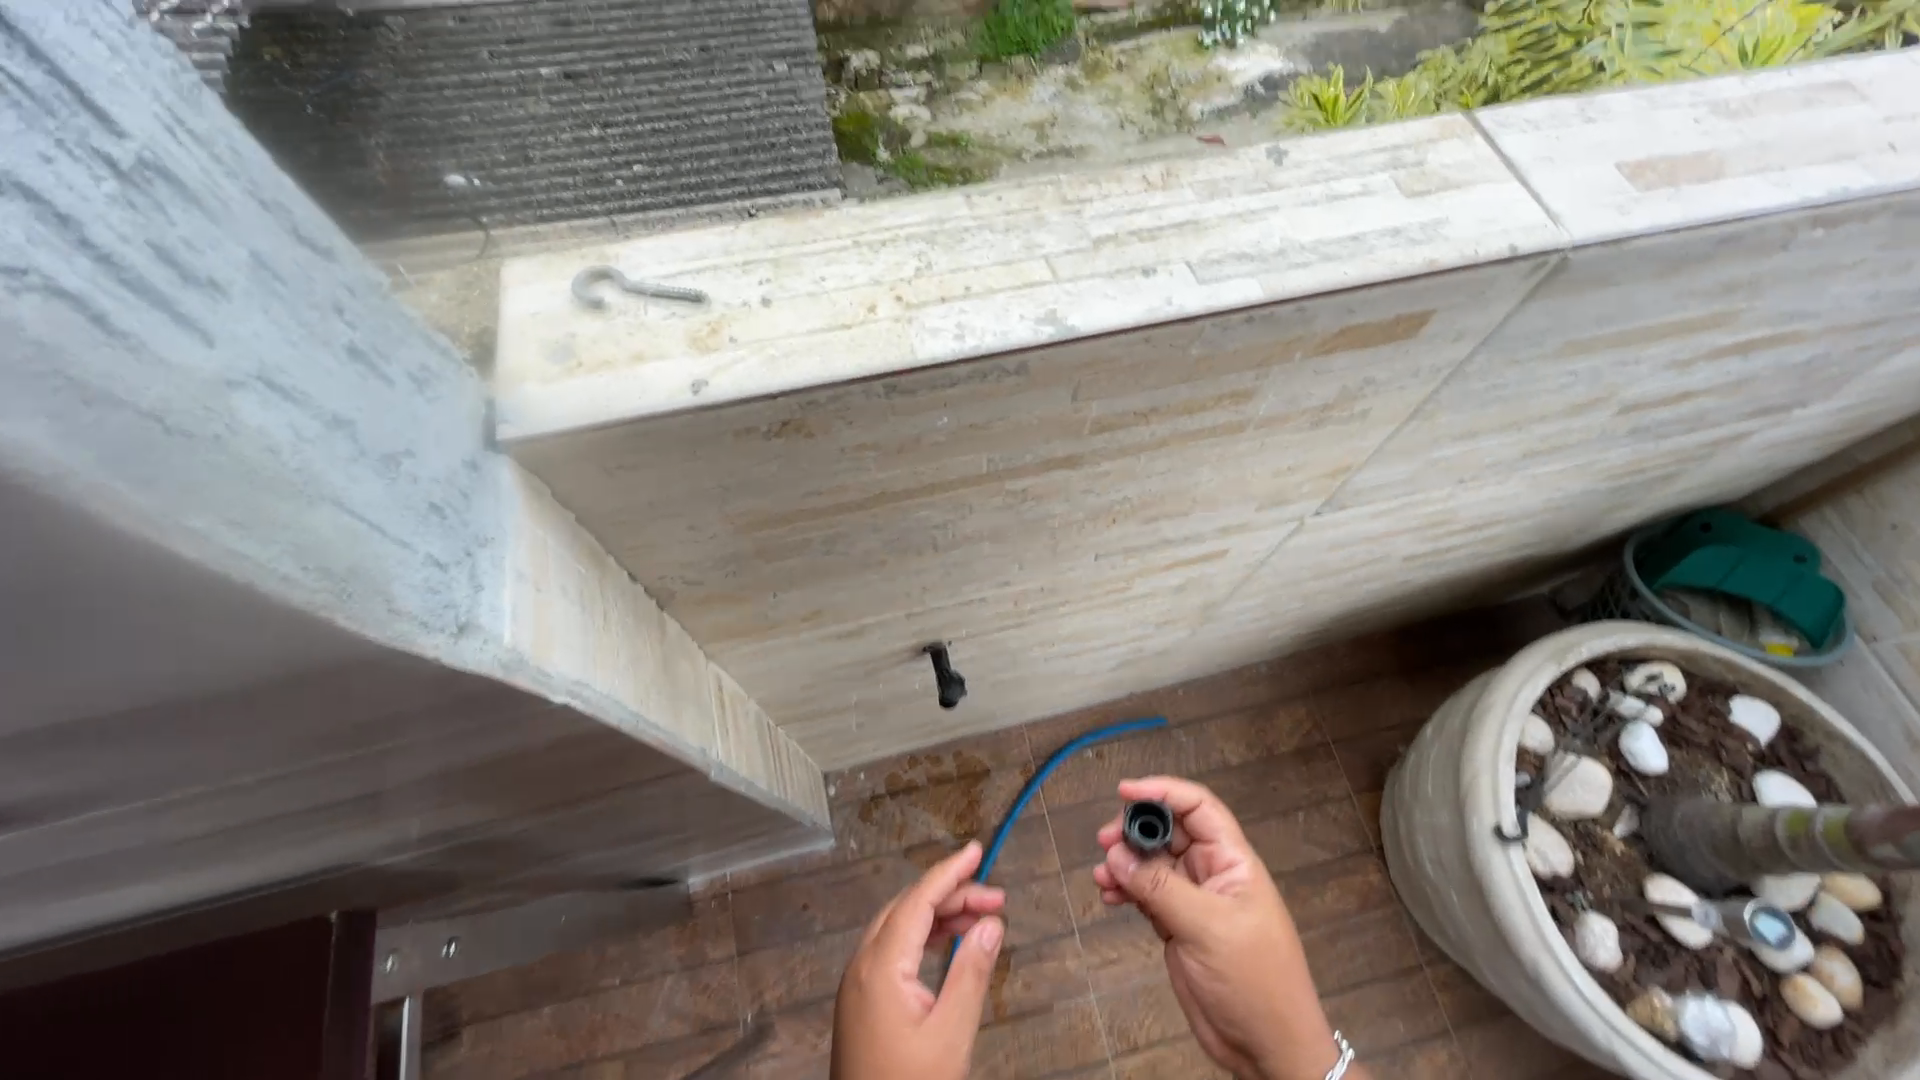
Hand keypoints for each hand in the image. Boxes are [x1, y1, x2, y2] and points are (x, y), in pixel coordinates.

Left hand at [832, 841, 1006, 1079]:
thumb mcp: (951, 1034)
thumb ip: (971, 972)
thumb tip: (991, 922)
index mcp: (880, 965)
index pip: (918, 900)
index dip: (949, 871)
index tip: (977, 851)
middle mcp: (862, 964)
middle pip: (908, 909)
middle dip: (951, 894)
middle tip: (996, 899)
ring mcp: (858, 983)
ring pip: (899, 927)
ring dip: (939, 916)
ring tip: (982, 918)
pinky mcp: (862, 1000)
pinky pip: (893, 949)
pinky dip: (923, 938)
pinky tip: (950, 943)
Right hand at [1094, 777, 1353, 1079]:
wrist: (1267, 1046)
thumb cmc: (1257, 982)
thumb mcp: (1210, 928)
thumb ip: (1161, 888)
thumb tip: (1118, 855)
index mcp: (1233, 861)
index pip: (1198, 808)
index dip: (1163, 791)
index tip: (1125, 790)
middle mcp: (1212, 873)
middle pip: (1169, 832)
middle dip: (1135, 829)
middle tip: (1105, 841)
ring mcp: (1194, 900)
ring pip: (1152, 863)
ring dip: (1124, 863)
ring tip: (1103, 876)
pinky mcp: (1177, 925)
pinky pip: (1145, 893)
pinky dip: (1125, 889)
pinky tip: (1110, 895)